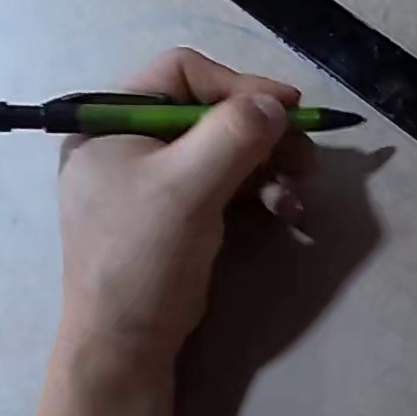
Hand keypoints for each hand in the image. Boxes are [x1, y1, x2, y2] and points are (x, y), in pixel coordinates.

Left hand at [56, 48, 312, 367]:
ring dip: (267, 166)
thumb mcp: (185, 190)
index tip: (289, 108)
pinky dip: (256, 192)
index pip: (183, 74)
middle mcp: (132, 142)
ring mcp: (155, 180)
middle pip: (209, 113)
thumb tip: (277, 104)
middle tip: (304, 156)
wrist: (126, 341)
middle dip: (262, 134)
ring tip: (298, 189)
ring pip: (223, 151)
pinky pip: (223, 185)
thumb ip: (232, 136)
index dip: (239, 85)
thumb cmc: (143, 259)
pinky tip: (283, 209)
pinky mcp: (177, 212)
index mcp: (112, 121)